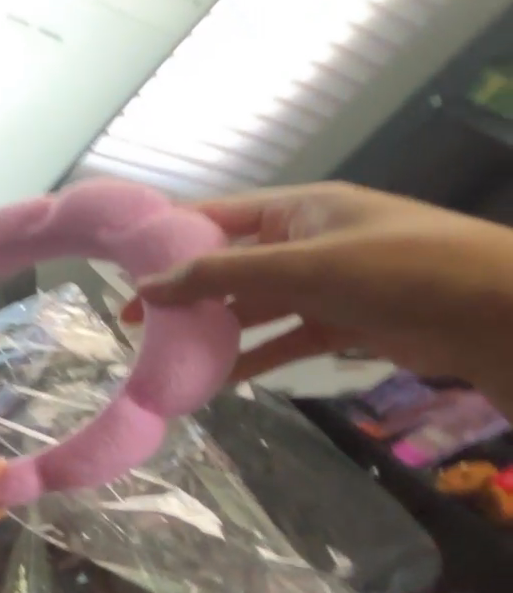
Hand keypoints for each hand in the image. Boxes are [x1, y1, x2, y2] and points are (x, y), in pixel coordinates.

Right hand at [119, 183, 512, 408]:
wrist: (504, 314)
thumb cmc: (404, 270)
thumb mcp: (303, 267)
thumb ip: (220, 276)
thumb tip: (145, 289)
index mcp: (302, 211)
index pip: (216, 216)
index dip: (166, 237)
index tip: (117, 265)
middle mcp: (308, 242)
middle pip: (227, 266)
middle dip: (181, 294)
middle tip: (130, 323)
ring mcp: (324, 283)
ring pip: (249, 306)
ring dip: (211, 331)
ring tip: (165, 356)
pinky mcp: (339, 321)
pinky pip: (278, 340)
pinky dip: (247, 359)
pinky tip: (214, 381)